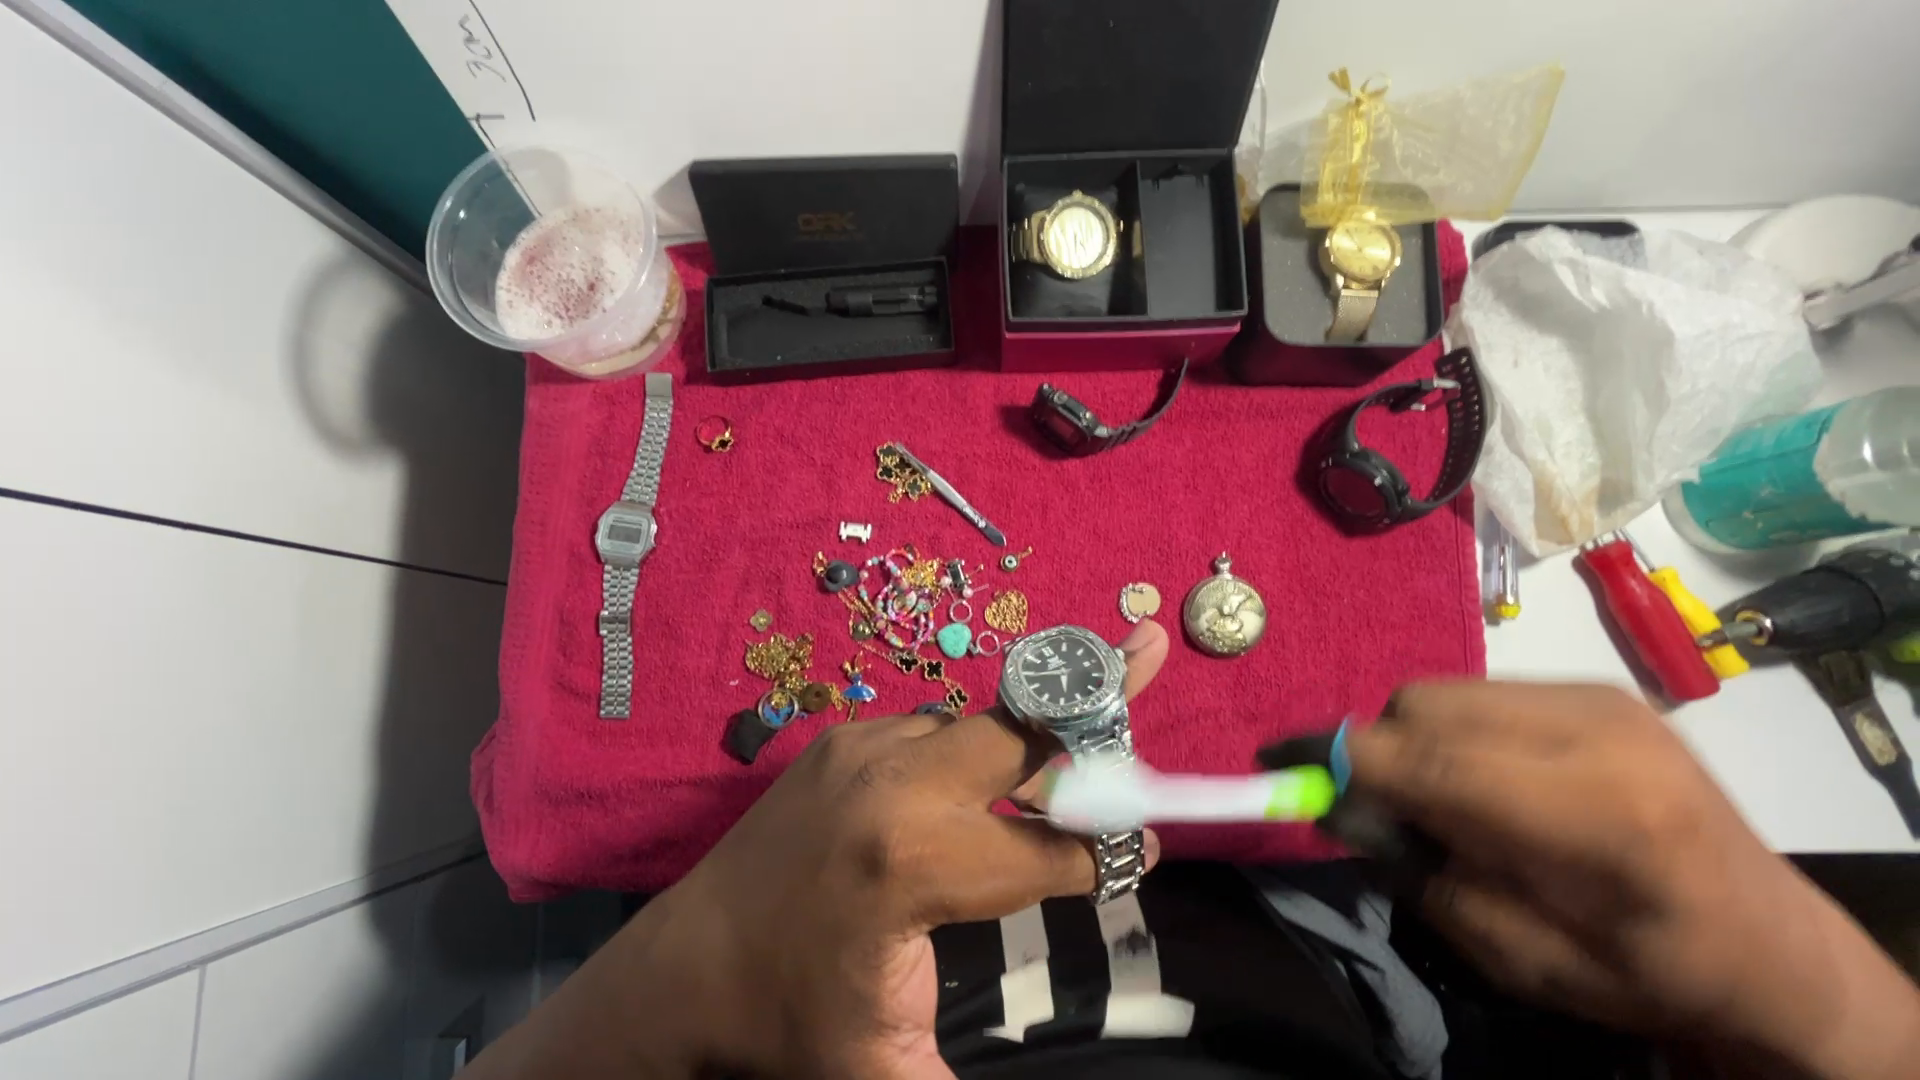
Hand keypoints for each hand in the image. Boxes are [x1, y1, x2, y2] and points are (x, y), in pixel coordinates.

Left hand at [466, 621, 1170, 1079]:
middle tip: (1151, 645)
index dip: (1100, 858)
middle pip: (1023, 730)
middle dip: (1096, 699)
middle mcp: (898, 784)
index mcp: (918, 865)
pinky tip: (961, 788)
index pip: (1049, 853)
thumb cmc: (790, 1023)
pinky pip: (928, 732)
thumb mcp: (888, 1071)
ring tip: (1054, 764)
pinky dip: (962, 755)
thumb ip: (969, 1078)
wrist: (683, 967)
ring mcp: (864, 748)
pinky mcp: (840, 738)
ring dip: (1022, 747)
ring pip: (978, 728)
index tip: (1138, 853)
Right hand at [1346, 680, 1919, 1079]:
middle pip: (1420, 707)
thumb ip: (1419, 870)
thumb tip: (1338, 806)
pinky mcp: (1596, 688)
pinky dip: (1448, 728)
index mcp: (1590, 814)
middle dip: (1377, 752)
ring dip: (1411, 738)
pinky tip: (1479, 774)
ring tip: (1438, 796)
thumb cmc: (1646, 971)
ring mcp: (1598, 698)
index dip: (1338, 758)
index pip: (1422, 760)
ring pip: (1440, 691)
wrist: (1774, 943)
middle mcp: (1594, 732)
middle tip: (1377, 808)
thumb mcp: (1516, 953)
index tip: (1277, 762)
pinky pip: (1475, 692)